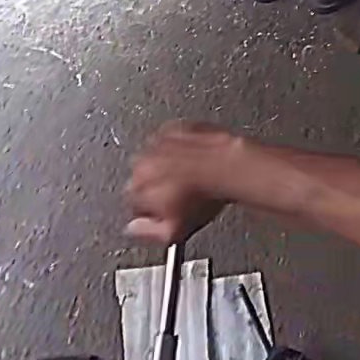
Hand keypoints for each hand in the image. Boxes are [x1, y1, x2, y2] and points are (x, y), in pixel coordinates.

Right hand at [124, 121, 239, 243]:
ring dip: (162, 165)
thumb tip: (135, 228)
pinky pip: (167, 141)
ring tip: (186, 176)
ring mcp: (156, 143)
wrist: (225, 166)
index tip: (163, 212)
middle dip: (154, 186)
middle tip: (177, 194)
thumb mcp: (176, 230)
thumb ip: (149, 232)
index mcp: (137, 188)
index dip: (150, 209)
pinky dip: (175, 148)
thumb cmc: (205, 196)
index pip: (133, 203)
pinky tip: (191, 158)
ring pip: (152, 158)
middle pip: (140, 178)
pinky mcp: (172, 128)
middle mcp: (141, 163)